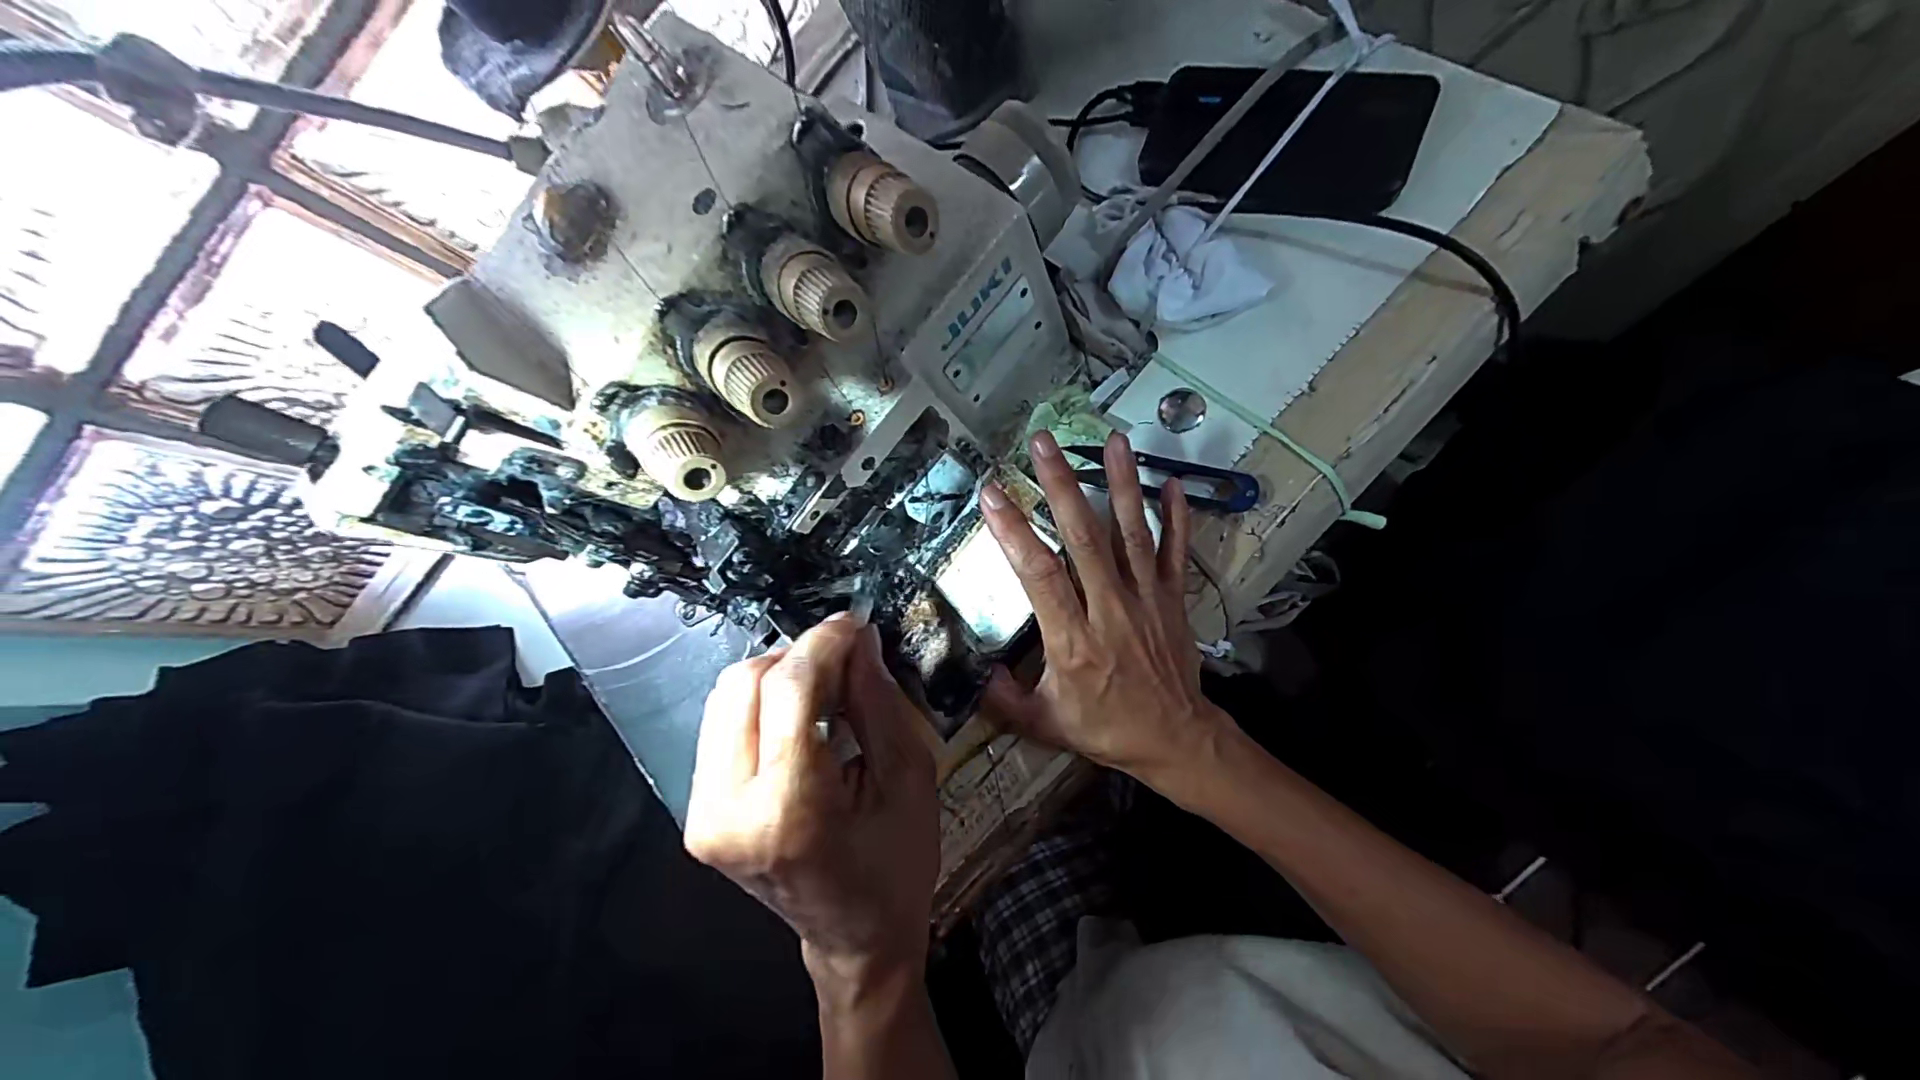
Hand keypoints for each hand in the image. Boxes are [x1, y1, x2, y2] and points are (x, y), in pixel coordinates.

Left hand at [683, 614, 939, 985]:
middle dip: (799, 656)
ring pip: (725, 698)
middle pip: (745, 684)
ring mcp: (703, 815)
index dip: (823, 644)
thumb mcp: (909, 779)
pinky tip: (800, 714)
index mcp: (787, 812)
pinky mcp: (698, 812)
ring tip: (826, 688)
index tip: (853, 625)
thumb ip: (878, 703)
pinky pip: (722, 725)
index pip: (789, 690)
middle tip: (846, 659)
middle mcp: (727, 812)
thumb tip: (858, 641)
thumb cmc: (895, 868)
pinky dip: (762, 703)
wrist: (856, 939)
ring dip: (778, 676)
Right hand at [979, 429, 1231, 784]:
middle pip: (1084, 538)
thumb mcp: (1044, 723)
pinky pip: (1176, 552)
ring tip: (1112, 440)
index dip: (1015, 532)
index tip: (993, 494)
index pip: (1040, 575)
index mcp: (1073, 640)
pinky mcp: (1173, 598)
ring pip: (1132, 534)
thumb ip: (1003, 699)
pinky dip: (1175, 516)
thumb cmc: (1107, 729)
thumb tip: (973, 670)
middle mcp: (1110, 609)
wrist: (1177, 740)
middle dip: (1061, 486)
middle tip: (1043, 443)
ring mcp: (1147, 598)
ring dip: (1121, 484)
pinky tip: (1170, 481)